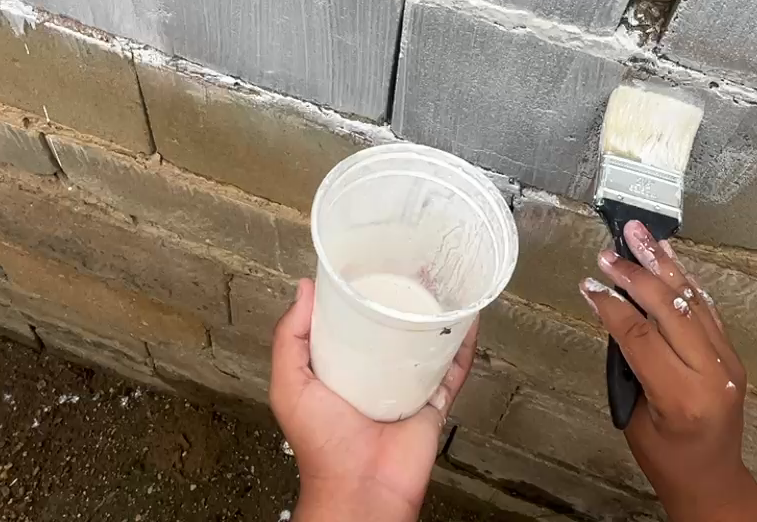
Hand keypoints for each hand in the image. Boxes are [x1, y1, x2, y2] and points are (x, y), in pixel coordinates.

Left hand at [270, 278, 478, 521]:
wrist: (362, 491)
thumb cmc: (323, 448)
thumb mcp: (291, 387)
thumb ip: (289, 338)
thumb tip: (304, 288)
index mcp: (342, 368)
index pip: (350, 322)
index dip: (357, 294)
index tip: (364, 265)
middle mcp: (376, 374)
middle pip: (392, 328)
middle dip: (399, 299)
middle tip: (408, 267)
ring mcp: (407, 386)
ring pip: (426, 343)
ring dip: (435, 317)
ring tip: (441, 284)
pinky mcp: (434, 401)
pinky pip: (453, 369)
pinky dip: (463, 345)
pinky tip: (468, 321)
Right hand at [580, 221, 756, 521]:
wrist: (713, 480)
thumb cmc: (667, 458)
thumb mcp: (633, 413)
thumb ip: (628, 361)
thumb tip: (614, 308)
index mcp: (682, 398)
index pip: (639, 335)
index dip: (611, 304)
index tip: (589, 284)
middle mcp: (711, 375)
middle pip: (669, 308)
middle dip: (635, 274)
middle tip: (609, 252)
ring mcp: (727, 362)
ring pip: (692, 299)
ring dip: (662, 263)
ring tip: (640, 235)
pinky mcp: (732, 353)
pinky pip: (706, 306)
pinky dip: (684, 279)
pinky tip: (667, 257)